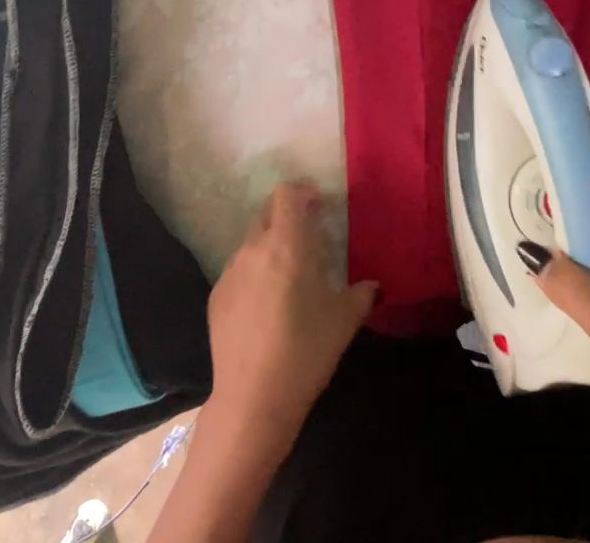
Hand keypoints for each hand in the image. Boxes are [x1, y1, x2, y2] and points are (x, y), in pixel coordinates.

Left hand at [206, 180, 377, 432]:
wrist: (254, 398)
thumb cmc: (307, 350)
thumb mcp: (345, 320)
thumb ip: (362, 294)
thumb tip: (374, 287)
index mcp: (287, 244)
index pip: (287, 194)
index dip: (303, 192)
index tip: (319, 205)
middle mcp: (253, 250)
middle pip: (267, 214)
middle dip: (288, 217)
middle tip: (310, 238)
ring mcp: (230, 273)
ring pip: (251, 243)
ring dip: (271, 246)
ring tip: (290, 277)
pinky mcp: (216, 297)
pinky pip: (238, 271)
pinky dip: (255, 274)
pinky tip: (267, 307)